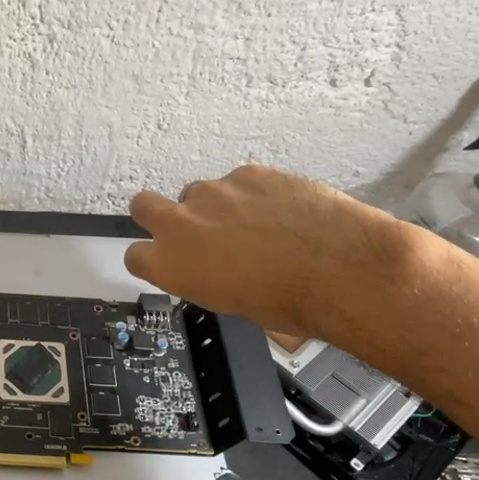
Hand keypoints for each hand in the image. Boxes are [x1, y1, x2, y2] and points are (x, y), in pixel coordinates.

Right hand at [124, 165, 418, 341]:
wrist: (343, 269)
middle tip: (191, 231)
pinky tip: (279, 214)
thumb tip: (216, 269)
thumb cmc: (292, 302)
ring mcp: (215, 193)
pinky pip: (239, 183)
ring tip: (254, 227)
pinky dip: (252, 195)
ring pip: (199, 193)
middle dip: (158, 215)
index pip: (135, 256)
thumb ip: (206, 278)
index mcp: (171, 266)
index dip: (151, 258)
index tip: (166, 261)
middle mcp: (181, 224)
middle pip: (143, 206)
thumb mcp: (233, 306)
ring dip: (216, 207)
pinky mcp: (249, 173)